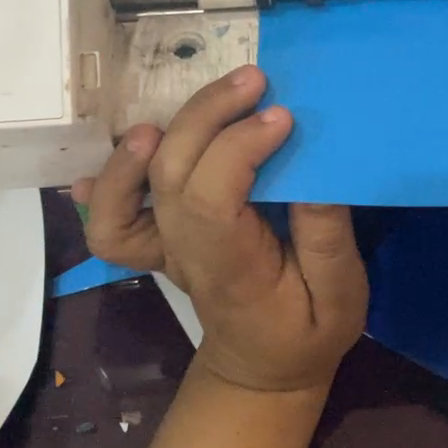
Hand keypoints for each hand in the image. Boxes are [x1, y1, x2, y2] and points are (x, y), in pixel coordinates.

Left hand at [72, 66, 367, 393]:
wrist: (263, 368)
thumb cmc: (307, 332)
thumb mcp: (340, 296)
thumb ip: (327, 237)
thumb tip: (316, 171)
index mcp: (230, 268)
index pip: (210, 200)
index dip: (238, 148)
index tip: (282, 116)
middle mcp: (185, 252)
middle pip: (170, 177)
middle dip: (205, 116)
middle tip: (253, 78)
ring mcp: (164, 247)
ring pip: (125, 196)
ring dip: (142, 147)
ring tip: (182, 108)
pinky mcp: (159, 241)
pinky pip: (113, 217)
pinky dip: (107, 182)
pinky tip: (131, 146)